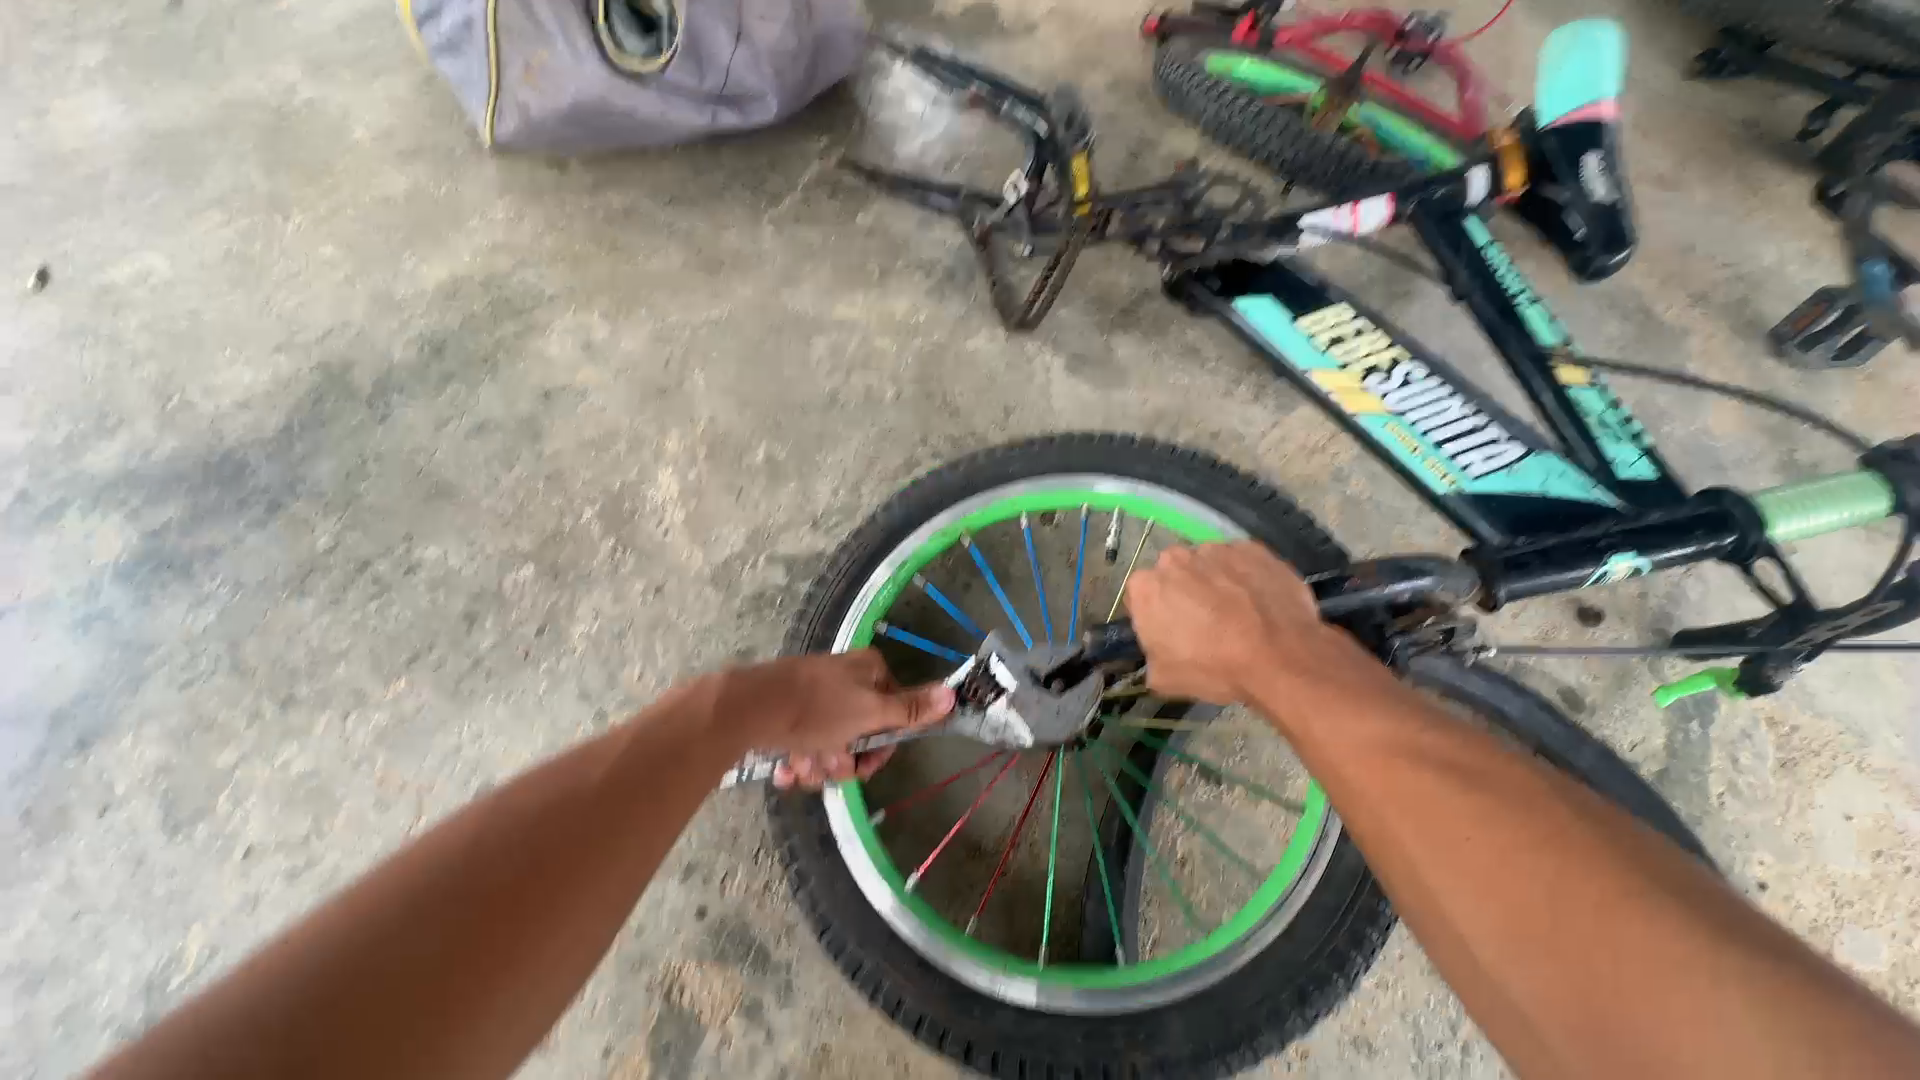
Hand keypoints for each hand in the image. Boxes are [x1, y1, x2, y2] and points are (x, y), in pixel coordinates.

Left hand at [714, 650, 954, 788]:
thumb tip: (953, 693)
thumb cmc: (815, 710)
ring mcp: (814, 695)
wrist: (746, 709)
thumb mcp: (869, 712)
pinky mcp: (788, 713)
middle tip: (828, 765)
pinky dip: (798, 762)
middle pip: (861, 734)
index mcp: (869, 671)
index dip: (880, 747)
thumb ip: (910, 709)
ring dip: (819, 765)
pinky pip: (805, 745)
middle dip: (843, 760)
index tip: (864, 765)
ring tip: (799, 767)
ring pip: (831, 745)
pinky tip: (784, 769)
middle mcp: (844, 679)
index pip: (893, 715)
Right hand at [1125, 542, 1366, 704]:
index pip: (1141, 594)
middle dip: (1184, 591)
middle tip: (1204, 621)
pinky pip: (1242, 561)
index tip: (1171, 631)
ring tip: (1237, 612)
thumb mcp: (1164, 679)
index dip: (1155, 613)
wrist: (1280, 658)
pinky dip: (1245, 576)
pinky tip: (1259, 602)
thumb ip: (1151, 655)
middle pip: (1174, 573)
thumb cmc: (1214, 668)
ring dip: (1215, 581)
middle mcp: (1176, 558)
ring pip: (1208, 564)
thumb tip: (1158, 650)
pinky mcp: (1254, 549)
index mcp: (1146, 586)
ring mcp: (1217, 549)